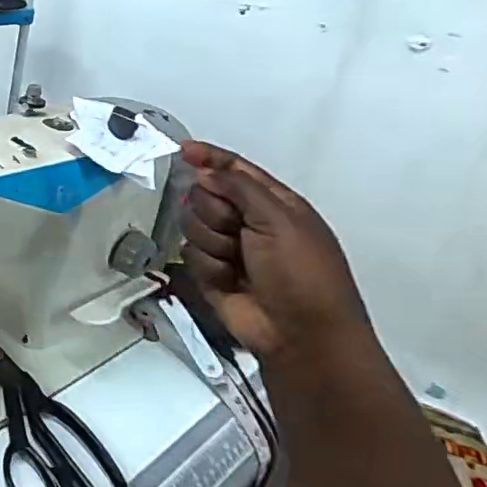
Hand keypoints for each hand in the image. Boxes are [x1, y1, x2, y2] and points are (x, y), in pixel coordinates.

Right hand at [177, 141, 371, 364]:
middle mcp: (248, 220)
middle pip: (204, 193)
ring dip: (212, 240)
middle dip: (213, 209)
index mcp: (274, 203)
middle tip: (235, 229)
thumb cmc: (303, 274)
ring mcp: (229, 246)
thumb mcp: (281, 221)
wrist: (302, 336)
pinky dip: (208, 265)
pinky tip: (229, 280)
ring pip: (193, 222)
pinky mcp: (211, 270)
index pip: (234, 168)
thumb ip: (240, 187)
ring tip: (235, 261)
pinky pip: (190, 252)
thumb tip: (204, 171)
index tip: (183, 150)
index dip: (208, 157)